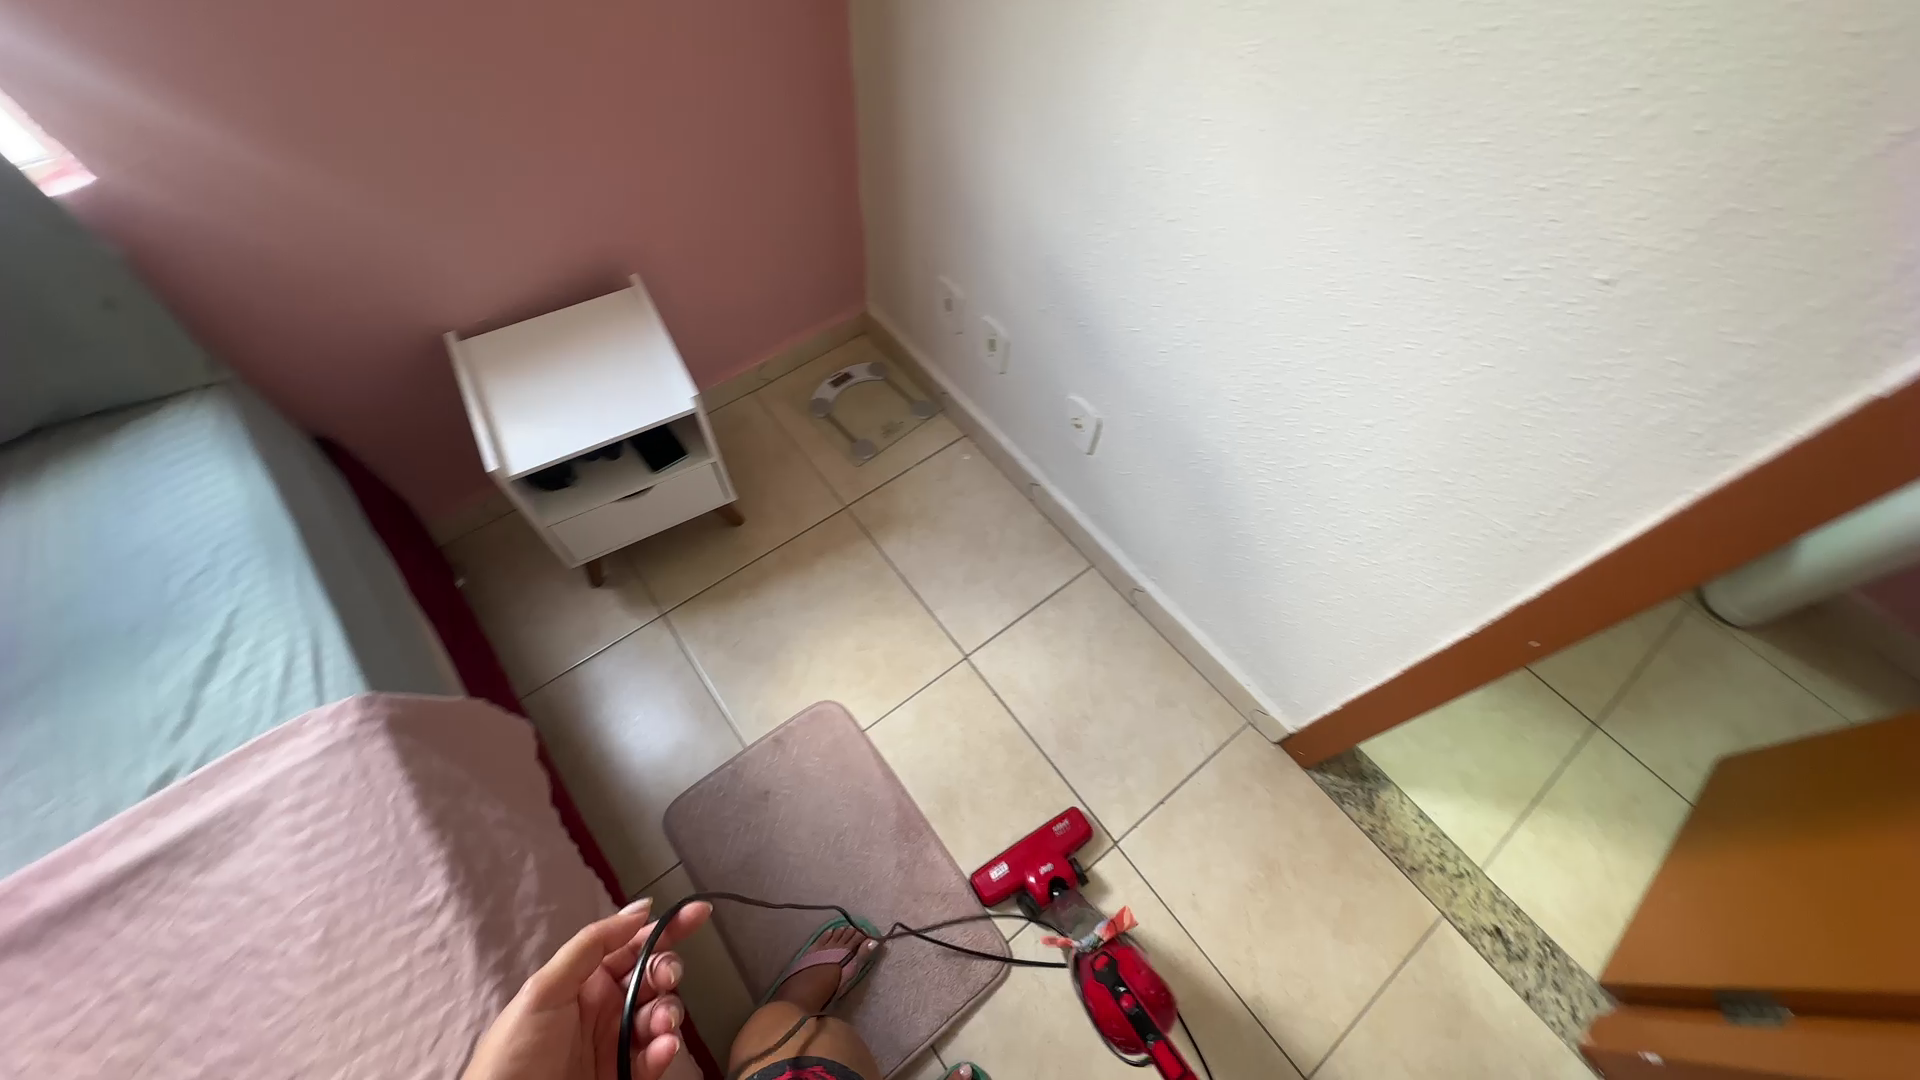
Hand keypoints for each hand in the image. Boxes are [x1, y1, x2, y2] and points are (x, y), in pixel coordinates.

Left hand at [463, 898, 713, 1079]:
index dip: (667, 927)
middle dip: (667, 972)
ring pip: (660, 1014)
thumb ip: (592, 945)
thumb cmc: (512, 1057)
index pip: (634, 944)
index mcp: (586, 982)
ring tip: (661, 1025)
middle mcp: (606, 1008)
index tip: (700, 913)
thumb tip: (640, 910)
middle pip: (653, 976)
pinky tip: (663, 1049)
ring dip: (669, 1012)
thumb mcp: (542, 991)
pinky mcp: (624, 1078)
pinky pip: (655, 1057)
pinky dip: (666, 1050)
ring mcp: (616, 1044)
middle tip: (667, 979)